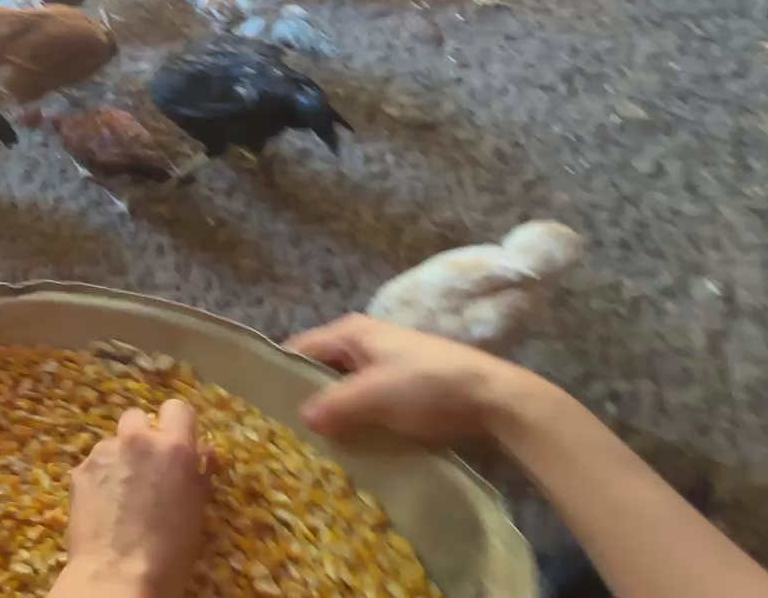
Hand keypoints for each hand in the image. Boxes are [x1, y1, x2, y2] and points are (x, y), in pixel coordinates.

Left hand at [55, 399, 213, 597]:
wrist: (117, 576)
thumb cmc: (169, 552)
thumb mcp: (196, 511)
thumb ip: (198, 473)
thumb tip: (203, 451)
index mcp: (173, 448)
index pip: (178, 408)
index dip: (178, 423)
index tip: (177, 441)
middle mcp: (138, 439)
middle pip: (139, 417)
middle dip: (142, 436)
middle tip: (146, 468)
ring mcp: (105, 450)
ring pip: (113, 441)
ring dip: (120, 458)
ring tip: (122, 494)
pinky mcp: (81, 467)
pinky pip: (94, 463)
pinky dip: (100, 477)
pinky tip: (103, 506)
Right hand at [286, 314, 547, 444]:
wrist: (499, 398)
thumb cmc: (427, 386)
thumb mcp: (375, 396)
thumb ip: (335, 405)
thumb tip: (300, 417)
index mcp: (350, 331)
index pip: (300, 347)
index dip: (283, 372)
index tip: (269, 403)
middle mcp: (363, 338)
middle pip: (322, 365)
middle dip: (310, 393)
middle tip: (294, 426)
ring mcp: (386, 358)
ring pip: (345, 381)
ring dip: (336, 406)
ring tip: (322, 436)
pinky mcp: (405, 380)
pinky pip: (367, 394)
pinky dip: (359, 411)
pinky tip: (357, 435)